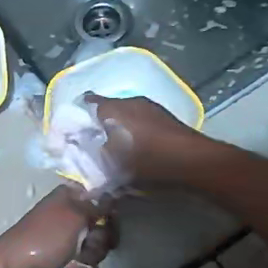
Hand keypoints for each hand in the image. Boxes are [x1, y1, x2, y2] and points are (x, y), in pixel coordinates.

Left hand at [0, 186, 114, 267]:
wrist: (15, 266)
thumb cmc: (47, 237)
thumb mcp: (75, 217)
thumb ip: (97, 207)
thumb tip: (112, 197)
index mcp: (69, 196)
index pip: (100, 197)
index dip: (108, 212)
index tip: (109, 223)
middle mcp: (67, 211)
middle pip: (99, 223)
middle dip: (100, 239)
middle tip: (90, 246)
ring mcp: (63, 234)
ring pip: (92, 243)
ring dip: (93, 256)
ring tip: (83, 264)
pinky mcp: (60, 254)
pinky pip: (82, 260)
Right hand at [87, 95, 217, 184]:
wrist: (195, 162)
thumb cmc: (148, 162)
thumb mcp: (114, 167)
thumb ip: (95, 162)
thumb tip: (83, 164)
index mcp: (112, 109)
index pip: (87, 103)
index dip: (77, 115)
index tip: (73, 131)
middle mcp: (129, 100)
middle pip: (106, 108)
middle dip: (99, 122)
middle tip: (93, 141)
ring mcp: (150, 106)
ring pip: (125, 113)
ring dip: (119, 126)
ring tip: (116, 146)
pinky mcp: (165, 116)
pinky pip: (140, 119)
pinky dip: (134, 129)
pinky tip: (137, 146)